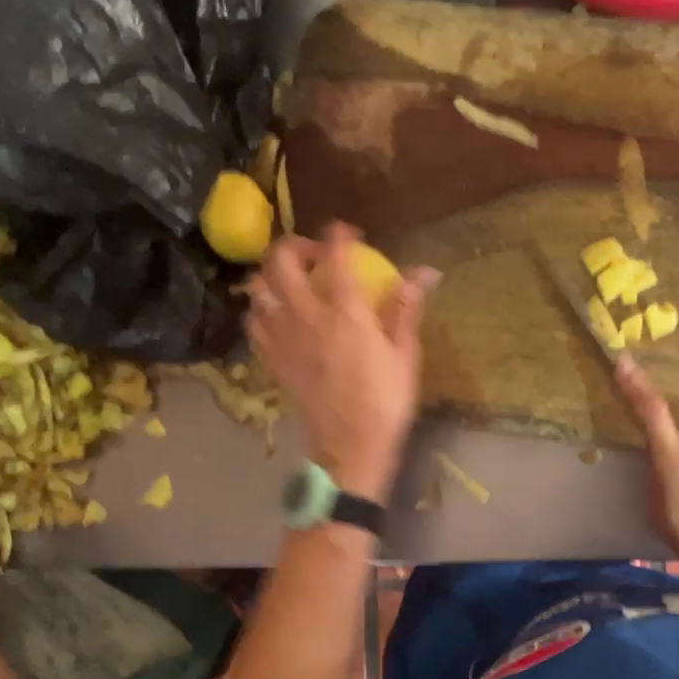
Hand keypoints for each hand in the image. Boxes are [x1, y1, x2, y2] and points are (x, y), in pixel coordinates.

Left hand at [247, 226, 435, 501]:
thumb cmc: (386, 402)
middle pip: (280, 261)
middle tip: (314, 254)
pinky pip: (255, 322)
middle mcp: (307, 316)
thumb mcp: (405, 355)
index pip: (337, 257)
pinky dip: (261, 310)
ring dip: (272, 275)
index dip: (339, 235)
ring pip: (259, 288)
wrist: (350, 447)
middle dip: (294, 245)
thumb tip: (423, 271)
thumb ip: (406, 308)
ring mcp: (284, 338)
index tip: (346, 231)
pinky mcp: (273, 360)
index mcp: (346, 313)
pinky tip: (277, 315)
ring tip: (291, 282)